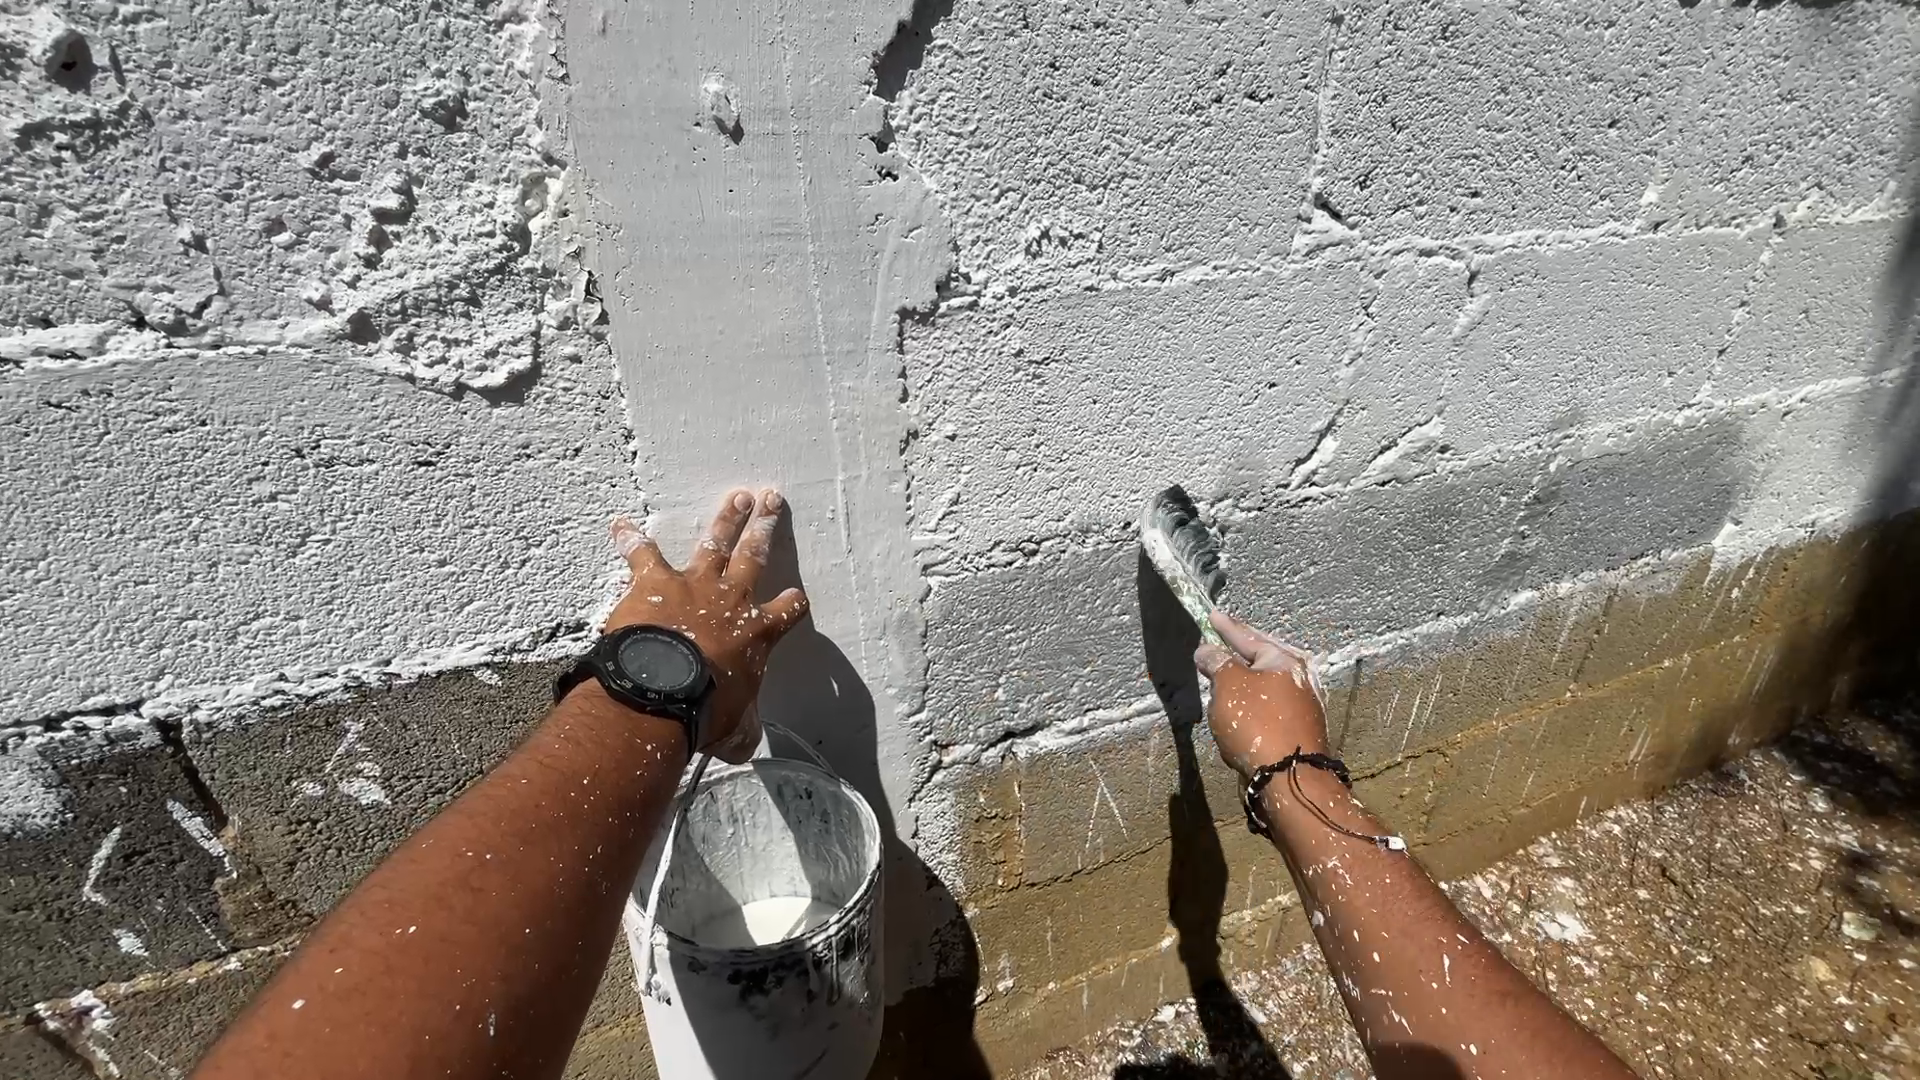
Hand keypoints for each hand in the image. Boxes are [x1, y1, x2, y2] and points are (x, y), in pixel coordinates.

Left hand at [605, 488, 809, 762]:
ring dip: (727, 518)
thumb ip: (742, 730)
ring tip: (738, 496)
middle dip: (766, 527)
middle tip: (773, 499)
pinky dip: (631, 540)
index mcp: (757, 632)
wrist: (661, 690)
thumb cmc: (704, 708)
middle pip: (757, 555)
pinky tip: (621, 523)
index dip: (793, 603)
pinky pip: (643, 554)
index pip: (788, 610)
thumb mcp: (734, 727)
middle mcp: (733, 599)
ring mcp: (696, 584)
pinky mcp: (656, 581)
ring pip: (717, 541)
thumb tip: (744, 747)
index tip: (796, 597)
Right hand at [1193, 610, 1326, 775]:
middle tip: (1219, 638)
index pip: (1248, 637)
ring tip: (1223, 672)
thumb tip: (1207, 650)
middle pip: (1261, 658)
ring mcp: (1301, 705)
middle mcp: (1298, 678)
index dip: (1226, 627)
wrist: (1289, 780)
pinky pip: (1266, 705)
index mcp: (1285, 661)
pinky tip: (1238, 705)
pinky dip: (1250, 700)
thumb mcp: (1228, 685)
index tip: (1212, 615)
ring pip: (1264, 683)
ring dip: (1243, 677)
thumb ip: (1216, 662)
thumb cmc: (1256, 723)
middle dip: (1239, 650)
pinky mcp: (1296, 730)